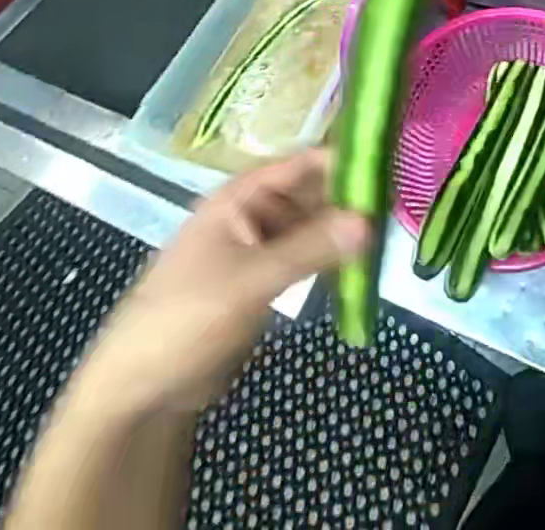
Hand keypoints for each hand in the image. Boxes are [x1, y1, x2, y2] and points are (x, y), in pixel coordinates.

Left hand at [62, 150, 371, 418]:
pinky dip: (334, 258)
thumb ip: (311, 248)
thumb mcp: (250, 280)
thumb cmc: (186, 316)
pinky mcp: (268, 276)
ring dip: (348, 230)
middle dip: (354, 198)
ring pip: (316, 225)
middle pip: (315, 192)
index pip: (306, 163)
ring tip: (393, 235)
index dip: (348, 161)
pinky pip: (310, 256)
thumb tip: (371, 219)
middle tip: (403, 208)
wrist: (141, 385)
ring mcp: (262, 244)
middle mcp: (257, 210)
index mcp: (245, 195)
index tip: (394, 168)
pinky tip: (364, 264)